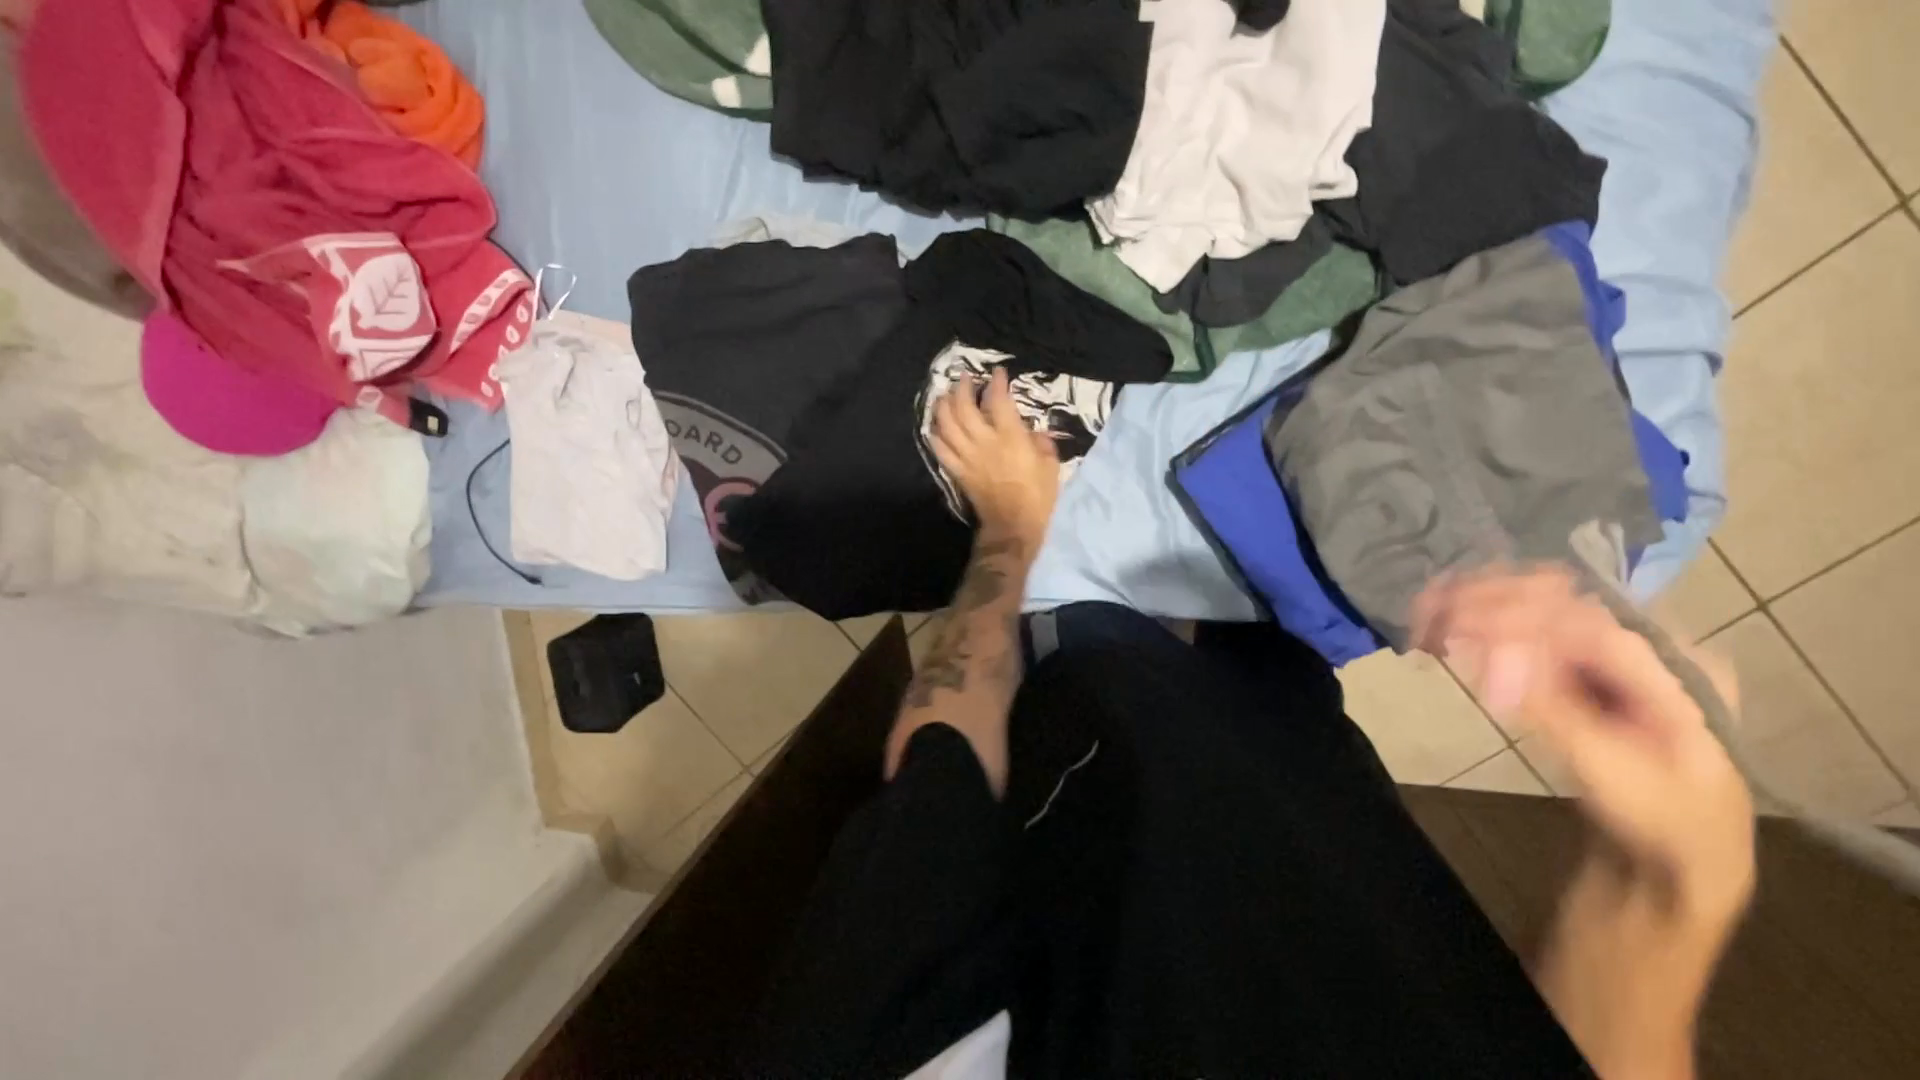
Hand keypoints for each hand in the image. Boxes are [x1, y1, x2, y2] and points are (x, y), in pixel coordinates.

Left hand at [931, 368, 1060, 552]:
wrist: (1013, 528)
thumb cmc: (1037, 497)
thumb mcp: (1050, 466)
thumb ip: (1042, 443)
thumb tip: (1035, 432)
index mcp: (1010, 437)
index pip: (998, 400)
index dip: (996, 382)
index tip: (997, 372)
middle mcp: (984, 442)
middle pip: (964, 407)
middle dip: (962, 388)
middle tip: (964, 378)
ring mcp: (967, 456)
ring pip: (947, 424)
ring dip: (944, 406)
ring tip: (945, 395)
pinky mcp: (957, 471)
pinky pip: (940, 449)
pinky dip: (935, 434)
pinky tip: (935, 426)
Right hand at [1415, 568, 1754, 1078]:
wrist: (1675, 870)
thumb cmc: (1660, 826)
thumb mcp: (1611, 771)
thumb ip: (1554, 707)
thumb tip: (1491, 656)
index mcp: (1678, 669)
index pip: (1586, 619)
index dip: (1515, 613)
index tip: (1453, 620)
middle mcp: (1648, 652)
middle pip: (1561, 605)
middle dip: (1490, 602)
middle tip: (1427, 611)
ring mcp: (1617, 665)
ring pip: (1542, 615)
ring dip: (1482, 611)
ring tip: (1427, 617)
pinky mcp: (1586, 680)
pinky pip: (1534, 640)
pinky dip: (1490, 632)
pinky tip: (1451, 634)